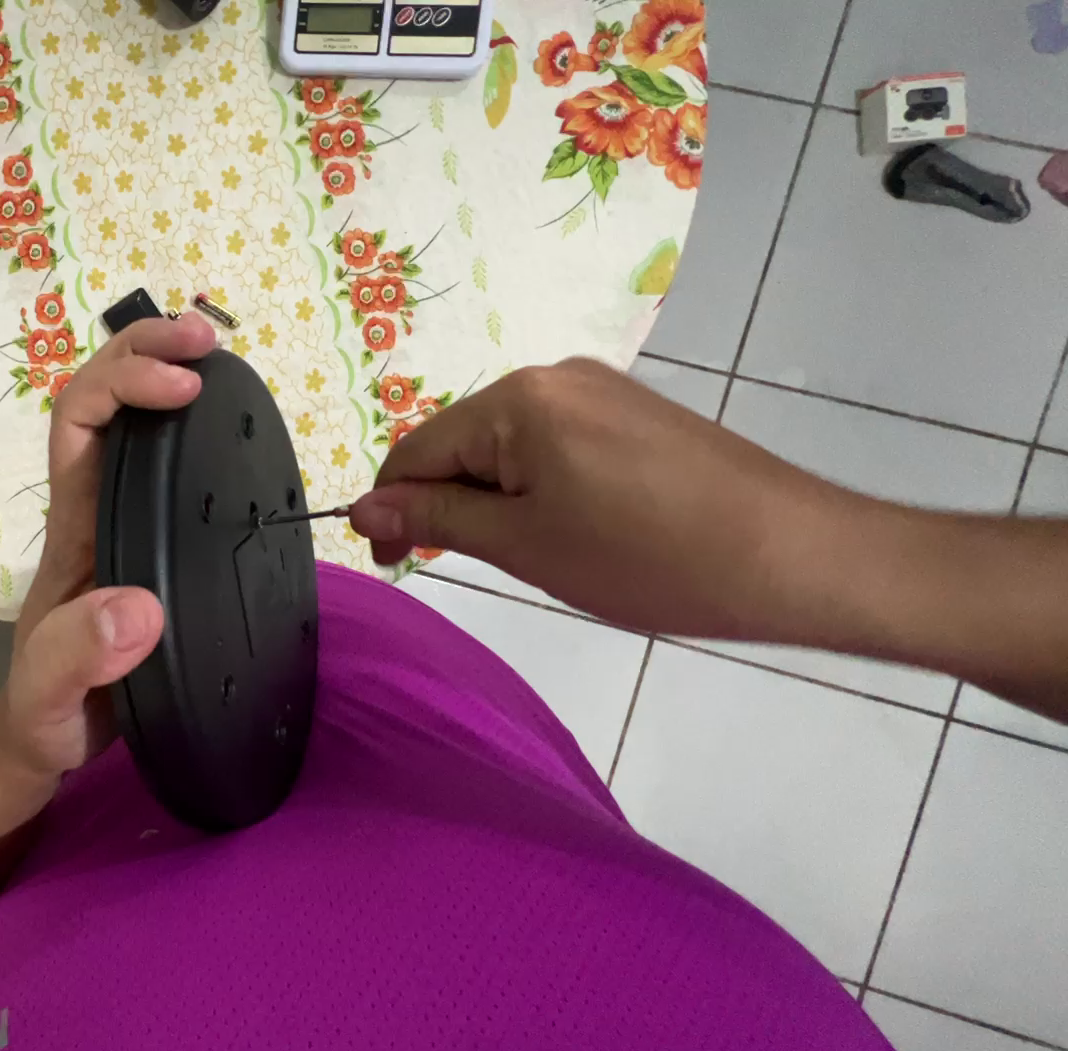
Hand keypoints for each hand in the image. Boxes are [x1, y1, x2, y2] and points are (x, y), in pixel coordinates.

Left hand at [0, 315, 218, 778]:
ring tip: (215, 356)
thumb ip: (79, 657)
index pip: (79, 422)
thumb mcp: (52, 696)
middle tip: (207, 340)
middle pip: (98, 399)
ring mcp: (119, 520)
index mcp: (74, 526)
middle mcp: (93, 507)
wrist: (49, 736)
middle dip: (143, 351)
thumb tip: (139, 607)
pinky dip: (189, 426)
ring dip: (164, 372)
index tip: (186, 388)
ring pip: (128, 421)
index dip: (124, 384)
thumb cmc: (47, 712)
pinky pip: (161, 464)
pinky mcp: (147, 540)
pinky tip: (222, 424)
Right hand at [348, 358, 868, 639]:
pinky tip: (566, 524)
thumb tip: (357, 511)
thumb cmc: (645, 557)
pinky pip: (547, 443)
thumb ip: (430, 518)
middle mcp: (550, 375)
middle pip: (457, 444)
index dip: (391, 511)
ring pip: (502, 446)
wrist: (804, 559)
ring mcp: (596, 388)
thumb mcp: (519, 543)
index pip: (414, 453)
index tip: (394, 564)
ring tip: (527, 549)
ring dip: (489, 497)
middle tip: (468, 563)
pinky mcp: (628, 410)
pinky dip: (532, 485)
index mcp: (514, 400)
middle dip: (445, 503)